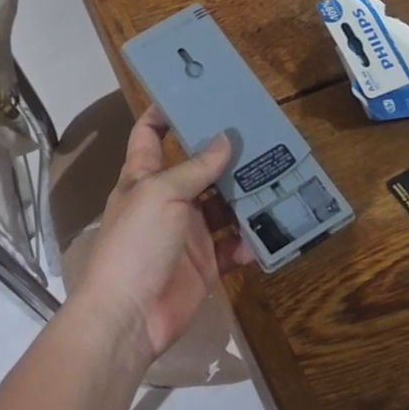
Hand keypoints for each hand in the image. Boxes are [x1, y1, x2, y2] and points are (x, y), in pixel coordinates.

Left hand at [72, 108, 251, 362]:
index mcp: (144, 177)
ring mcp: (186, 233)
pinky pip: (232, 247)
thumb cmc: (136, 243)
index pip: (149, 135)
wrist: (131, 316)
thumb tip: (225, 138)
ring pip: (221, 207)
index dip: (164, 114)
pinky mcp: (204, 265)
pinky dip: (249, 240)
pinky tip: (270, 229)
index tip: (193, 93)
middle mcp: (166, 200)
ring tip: (277, 177)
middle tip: (262, 135)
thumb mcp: (161, 194)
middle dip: (225, 154)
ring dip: (245, 196)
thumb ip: (195, 168)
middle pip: (197, 169)